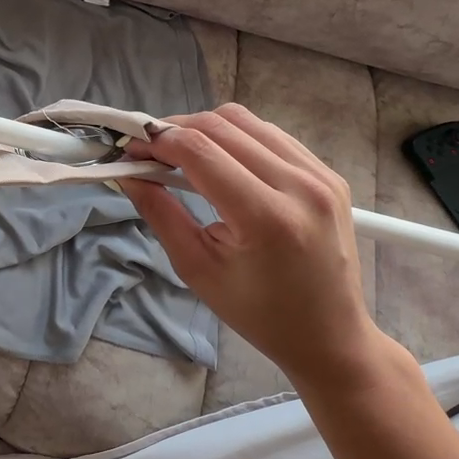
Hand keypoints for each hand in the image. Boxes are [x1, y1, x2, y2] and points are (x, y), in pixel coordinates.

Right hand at [118, 104, 388, 387]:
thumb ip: (158, 210)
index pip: (198, 149)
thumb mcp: (195, 267)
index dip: (155, 141)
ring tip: (182, 154)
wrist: (332, 338)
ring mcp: (320, 177)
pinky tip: (221, 161)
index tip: (129, 151)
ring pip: (242, 119)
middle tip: (149, 152)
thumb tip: (126, 169)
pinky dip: (233, 136)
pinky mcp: (328, 174)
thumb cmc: (258, 312)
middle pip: (218, 125)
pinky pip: (267, 132)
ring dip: (202, 128)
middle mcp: (300, 187)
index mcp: (267, 218)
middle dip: (173, 130)